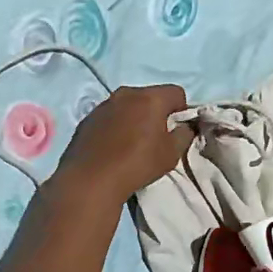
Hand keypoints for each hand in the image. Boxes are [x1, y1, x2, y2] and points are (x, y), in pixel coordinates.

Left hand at [53, 84, 192, 202]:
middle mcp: (126, 93)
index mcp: (150, 97)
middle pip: (150, 96)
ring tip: (131, 144)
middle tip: (155, 138)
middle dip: (156, 113)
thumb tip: (185, 126)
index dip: (181, 111)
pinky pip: (109, 117)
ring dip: (134, 118)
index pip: (177, 92)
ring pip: (128, 105)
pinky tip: (112, 147)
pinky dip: (115, 126)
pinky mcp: (88, 118)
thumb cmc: (137, 164)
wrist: (91, 179)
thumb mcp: (171, 154)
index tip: (176, 131)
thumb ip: (184, 135)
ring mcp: (104, 104)